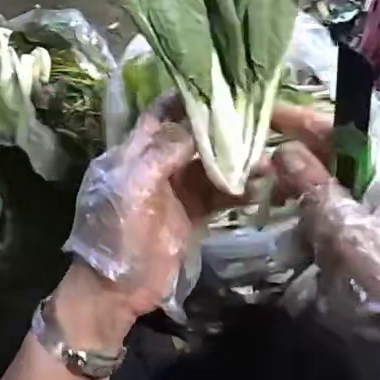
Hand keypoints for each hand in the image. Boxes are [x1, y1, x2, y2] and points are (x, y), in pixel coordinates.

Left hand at [62, 95, 233, 337]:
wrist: (114, 290)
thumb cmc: (115, 233)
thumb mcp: (132, 188)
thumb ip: (161, 155)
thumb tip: (194, 128)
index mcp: (132, 153)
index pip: (158, 115)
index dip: (182, 100)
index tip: (216, 88)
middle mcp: (154, 165)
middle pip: (189, 138)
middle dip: (218, 132)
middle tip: (254, 124)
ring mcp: (173, 191)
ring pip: (206, 167)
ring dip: (232, 163)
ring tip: (265, 161)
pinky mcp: (188, 214)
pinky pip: (215, 195)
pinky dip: (234, 191)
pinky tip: (257, 188)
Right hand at [271, 105, 379, 314]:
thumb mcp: (343, 223)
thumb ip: (312, 183)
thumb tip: (284, 148)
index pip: (336, 125)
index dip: (299, 117)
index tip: (265, 114)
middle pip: (330, 148)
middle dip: (293, 150)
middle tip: (255, 158)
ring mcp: (375, 198)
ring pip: (327, 175)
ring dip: (297, 179)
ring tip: (267, 189)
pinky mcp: (369, 222)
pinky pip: (332, 200)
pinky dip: (309, 202)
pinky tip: (291, 215)